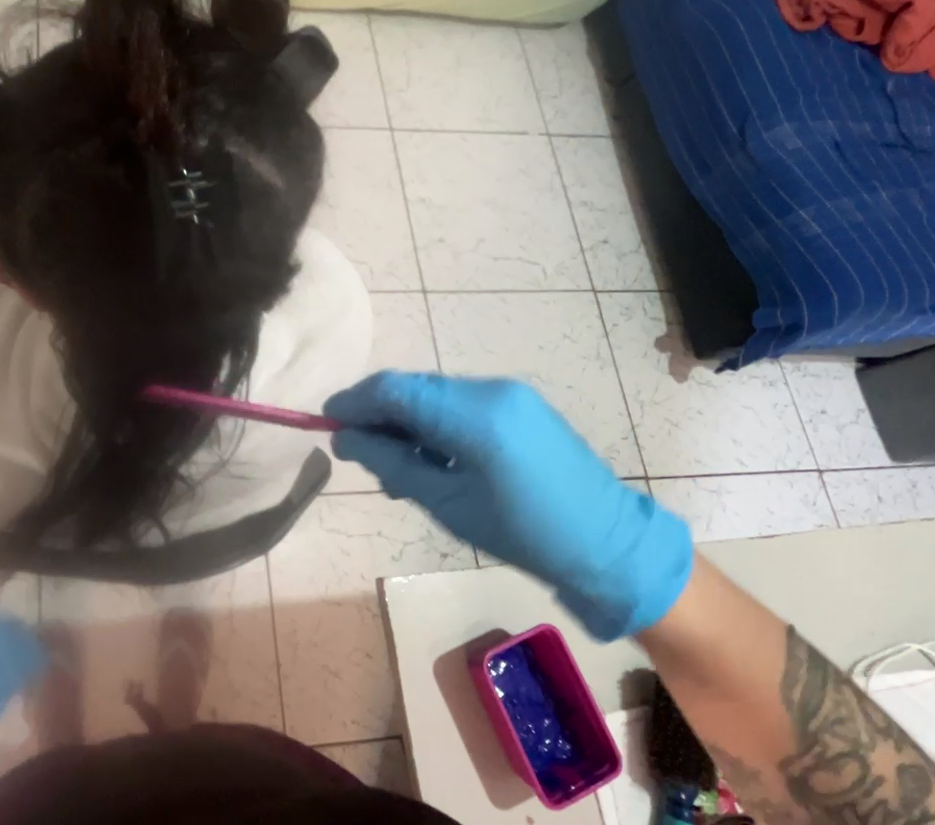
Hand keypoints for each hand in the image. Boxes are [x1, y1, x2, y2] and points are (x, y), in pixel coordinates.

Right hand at [325, 372, 692, 639]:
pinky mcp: (521, 406)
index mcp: (475, 415)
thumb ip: (392, 464)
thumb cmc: (522, 533)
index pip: (396, 389)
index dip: (354, 402)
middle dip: (378, 414)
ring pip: (435, 396)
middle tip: (357, 454)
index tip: (326, 423)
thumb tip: (347, 440)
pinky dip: (435, 425)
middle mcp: (491, 391)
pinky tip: (431, 461)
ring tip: (396, 470)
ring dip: (406, 422)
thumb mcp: (447, 503)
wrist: (608, 545)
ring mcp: (510, 395)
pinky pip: (461, 405)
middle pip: (414, 388)